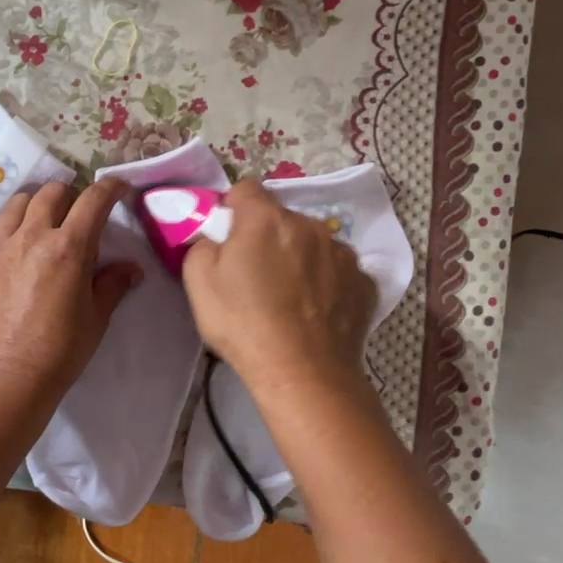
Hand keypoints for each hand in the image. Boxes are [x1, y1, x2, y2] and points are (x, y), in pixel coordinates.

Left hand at [0, 178, 142, 395]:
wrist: (10, 372)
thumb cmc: (62, 348)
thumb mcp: (97, 315)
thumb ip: (113, 282)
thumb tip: (130, 267)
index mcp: (68, 247)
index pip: (93, 200)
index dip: (110, 188)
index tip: (119, 189)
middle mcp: (32, 235)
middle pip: (53, 192)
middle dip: (72, 195)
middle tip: (80, 214)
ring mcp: (1, 244)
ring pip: (20, 201)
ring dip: (38, 204)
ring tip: (46, 222)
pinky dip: (11, 221)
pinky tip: (19, 240)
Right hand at [181, 179, 376, 397]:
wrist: (302, 373)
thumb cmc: (243, 323)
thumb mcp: (197, 280)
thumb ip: (203, 244)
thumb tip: (216, 238)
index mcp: (265, 219)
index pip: (246, 189)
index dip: (232, 209)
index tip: (225, 237)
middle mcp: (310, 226)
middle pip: (280, 217)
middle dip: (265, 235)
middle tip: (252, 272)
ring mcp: (343, 254)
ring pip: (311, 242)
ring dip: (297, 256)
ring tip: (286, 294)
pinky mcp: (365, 283)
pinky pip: (337, 269)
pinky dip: (324, 280)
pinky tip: (312, 309)